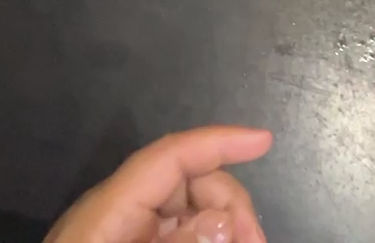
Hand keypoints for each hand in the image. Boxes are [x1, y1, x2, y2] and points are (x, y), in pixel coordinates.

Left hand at [45, 127, 272, 242]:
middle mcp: (118, 216)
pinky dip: (201, 240)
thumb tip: (226, 222)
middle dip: (229, 204)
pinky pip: (175, 237)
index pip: (170, 157)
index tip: (265, 141)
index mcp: (109, 211)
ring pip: (188, 214)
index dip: (218, 141)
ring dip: (221, 228)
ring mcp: (122, 238)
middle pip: (187, 184)